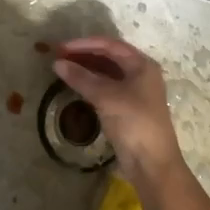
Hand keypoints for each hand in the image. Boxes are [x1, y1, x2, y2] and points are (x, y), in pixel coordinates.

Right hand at [52, 36, 184, 182]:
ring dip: (87, 69)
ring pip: (107, 73)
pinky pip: (107, 88)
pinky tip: (76, 85)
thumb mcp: (106, 97)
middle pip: (109, 57)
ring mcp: (135, 92)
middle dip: (84, 55)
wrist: (153, 165)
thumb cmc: (134, 123)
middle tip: (59, 56)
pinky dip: (91, 84)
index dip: (84, 44)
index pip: (109, 45)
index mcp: (142, 65)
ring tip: (64, 69)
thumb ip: (81, 78)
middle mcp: (140, 74)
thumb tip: (57, 63)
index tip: (62, 47)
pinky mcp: (128, 109)